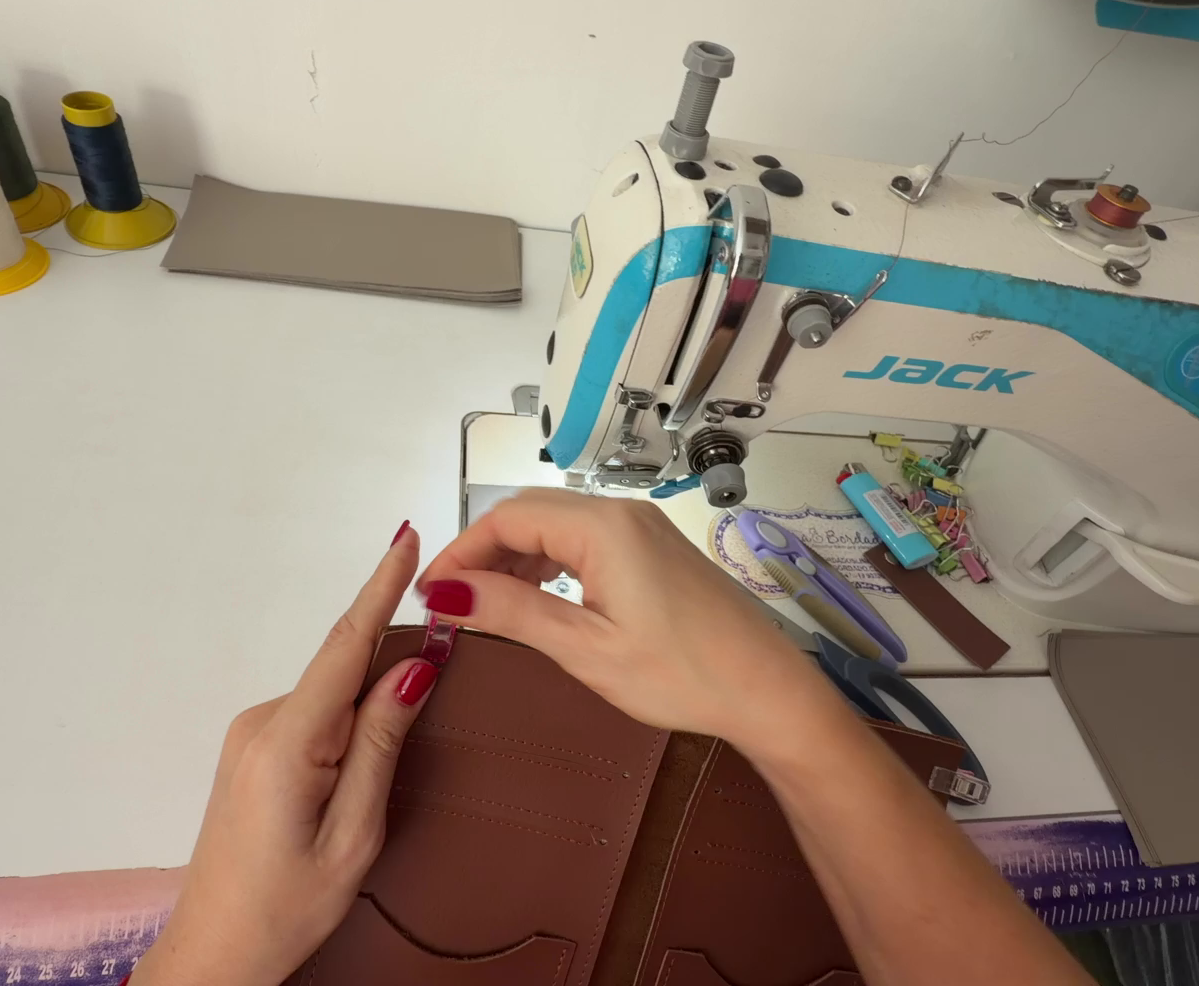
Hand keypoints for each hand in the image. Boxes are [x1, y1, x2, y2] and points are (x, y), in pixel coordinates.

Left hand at [132, 525, 436, 985]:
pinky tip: (354, 766)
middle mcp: (264, 720)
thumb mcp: (355, 834)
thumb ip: (381, 742)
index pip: (346, 644)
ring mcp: (253, 730)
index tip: (406, 537)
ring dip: (370, 701)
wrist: (213, 956)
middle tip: (433, 680)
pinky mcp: (255, 744)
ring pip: (333, 692)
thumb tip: (416, 666)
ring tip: (375, 772)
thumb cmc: (289, 906)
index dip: (380, 586)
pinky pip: (317, 710)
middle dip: (393, 663)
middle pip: (345, 668)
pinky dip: (349, 715)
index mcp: (290, 740)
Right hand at [416, 490, 840, 752]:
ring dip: (516, 557)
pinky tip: (540, 595)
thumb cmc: (680, 675)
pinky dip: (551, 562)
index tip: (429, 594)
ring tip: (488, 605)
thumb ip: (514, 612)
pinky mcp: (654, 544)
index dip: (461, 551)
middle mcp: (621, 510)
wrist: (769, 688)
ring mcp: (642, 524)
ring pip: (558, 525)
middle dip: (484, 552)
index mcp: (602, 526)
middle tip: (453, 603)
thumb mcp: (587, 649)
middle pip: (531, 514)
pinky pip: (586, 539)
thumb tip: (445, 592)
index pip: (507, 518)